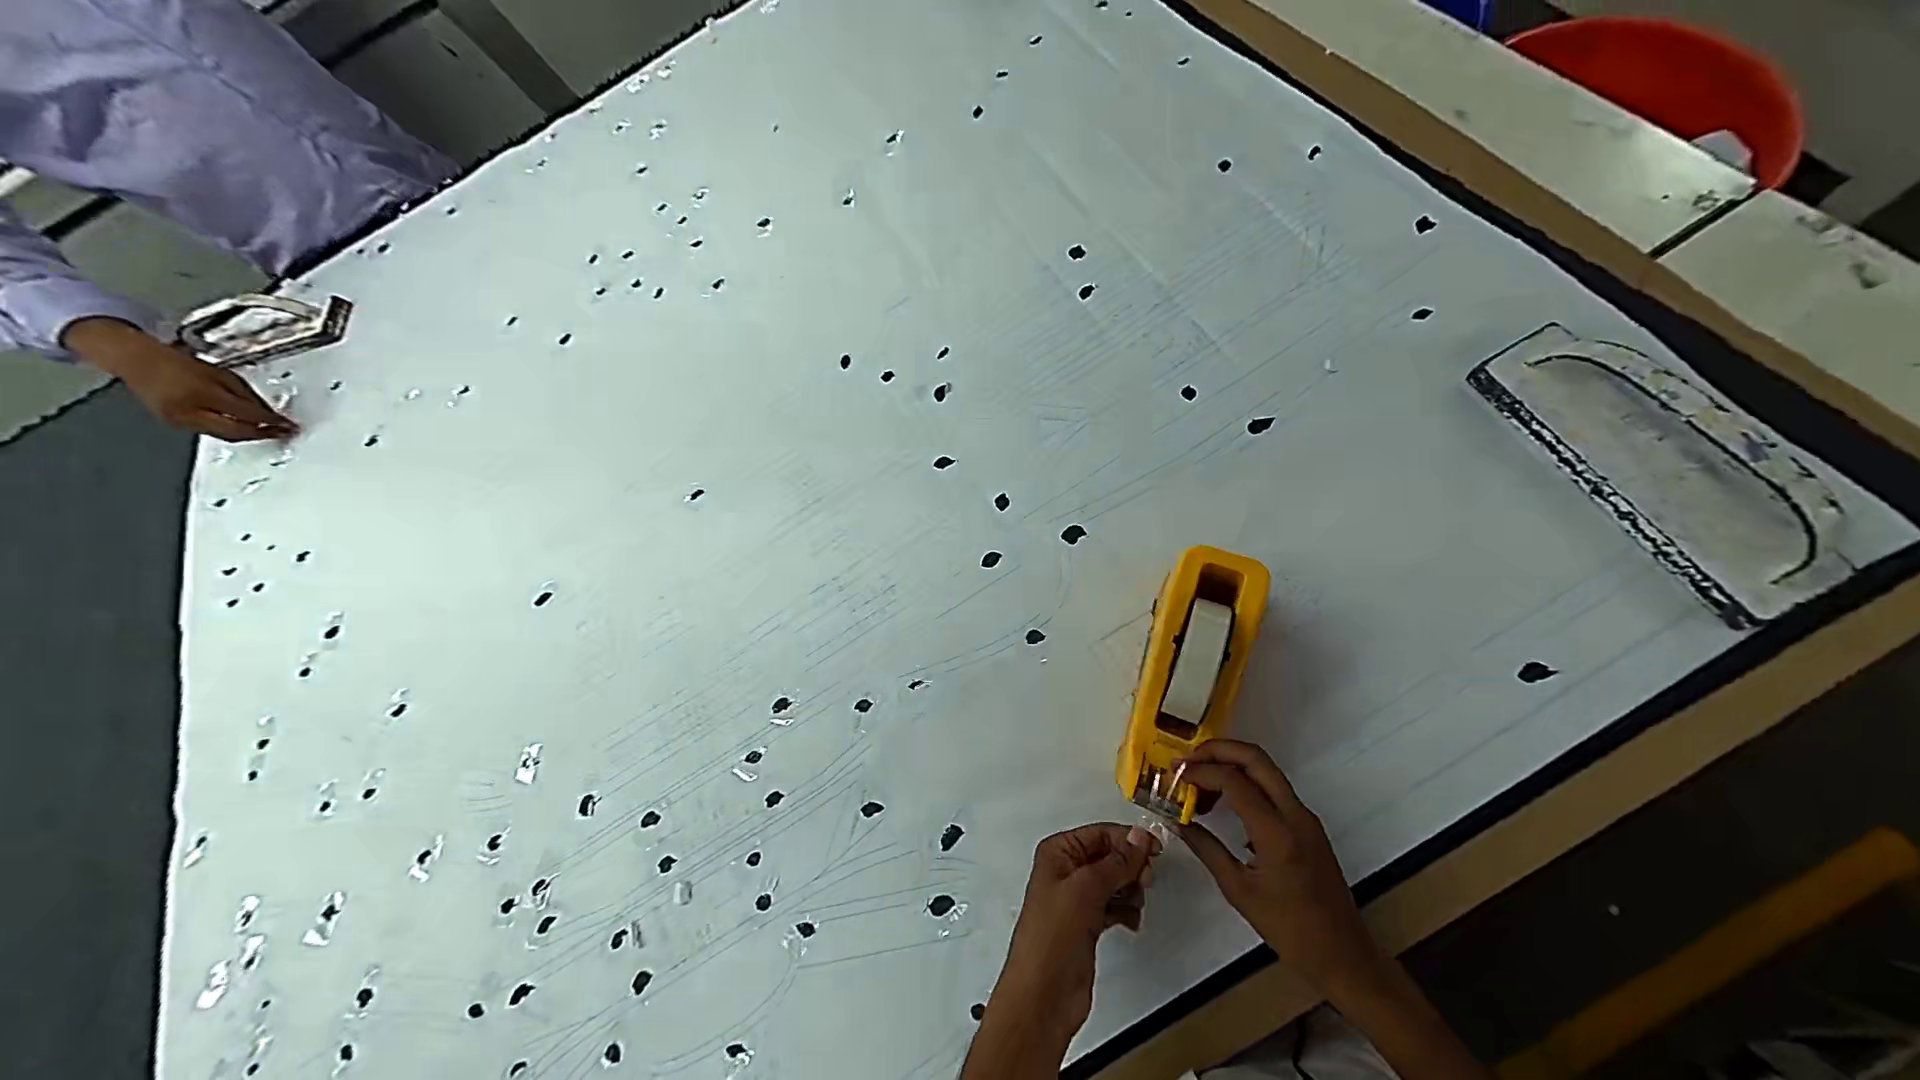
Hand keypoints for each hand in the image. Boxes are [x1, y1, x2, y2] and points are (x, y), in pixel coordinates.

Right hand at [63, 317, 296, 440]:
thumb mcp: (222, 375)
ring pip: (225, 435)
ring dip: (250, 436)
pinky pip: (211, 433)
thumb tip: (272, 414)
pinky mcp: (174, 425)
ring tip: (270, 433)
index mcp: (202, 394)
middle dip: (264, 434)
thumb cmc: (178, 363)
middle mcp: (188, 411)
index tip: (290, 425)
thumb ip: (248, 396)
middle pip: (237, 431)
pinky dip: (230, 432)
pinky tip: (244, 430)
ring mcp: (179, 421)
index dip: (272, 421)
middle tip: (284, 433)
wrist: (134, 360)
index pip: (247, 414)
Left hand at [960, 824, 1157, 1079]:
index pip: (1100, 833)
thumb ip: (1117, 861)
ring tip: (1134, 903)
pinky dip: (1126, 910)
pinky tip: (1130, 920)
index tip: (1154, 849)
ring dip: (1130, 889)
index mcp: (1057, 853)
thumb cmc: (1050, 939)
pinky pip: (1115, 905)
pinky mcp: (1087, 923)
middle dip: (1131, 866)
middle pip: (1110, 855)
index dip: (1128, 839)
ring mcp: (1077, 899)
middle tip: (1145, 879)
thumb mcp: (1086, 889)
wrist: (1044, 994)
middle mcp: (1066, 871)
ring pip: (1115, 881)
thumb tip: (1138, 838)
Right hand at [1181, 740, 1495, 1079]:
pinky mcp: (1307, 825)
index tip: (1176, 775)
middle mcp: (1295, 815)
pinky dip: (1245, 781)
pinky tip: (1223, 801)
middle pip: (1255, 758)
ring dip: (1231, 763)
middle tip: (1186, 760)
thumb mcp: (1238, 890)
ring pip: (1266, 769)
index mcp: (1277, 833)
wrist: (1343, 954)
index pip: (1234, 781)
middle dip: (1217, 750)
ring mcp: (1305, 817)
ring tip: (1199, 779)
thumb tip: (1178, 823)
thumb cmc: (1289, 928)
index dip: (1201, 771)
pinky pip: (1273, 788)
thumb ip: (1207, 849)